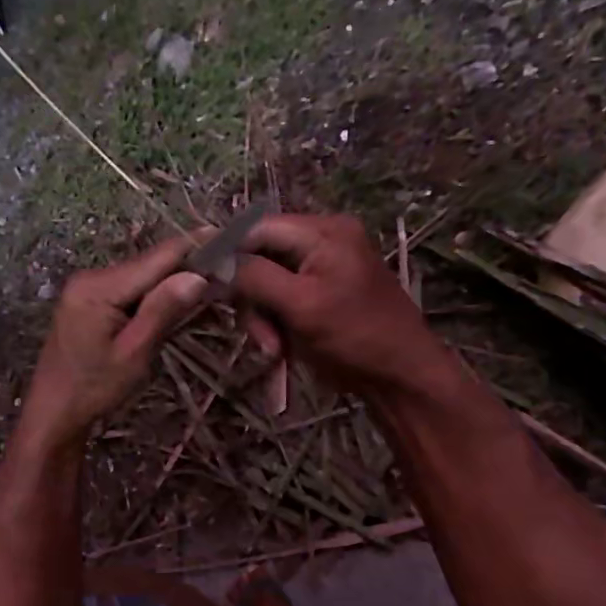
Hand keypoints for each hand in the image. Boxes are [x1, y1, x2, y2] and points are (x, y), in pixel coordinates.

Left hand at [17, 234, 210, 449]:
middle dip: (187, 265)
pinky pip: (130, 288)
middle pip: (149, 263)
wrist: (53, 412)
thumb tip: (197, 276)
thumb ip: (163, 311)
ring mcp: (88, 286)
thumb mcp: (134, 353)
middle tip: (227, 271)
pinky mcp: (90, 299)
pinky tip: (177, 300)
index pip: (155, 258)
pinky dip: (155, 293)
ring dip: (173, 280)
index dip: (193, 247)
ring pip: (142, 275)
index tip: (227, 238)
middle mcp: (91, 276)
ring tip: (211, 284)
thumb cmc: (93, 389)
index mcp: (98, 287)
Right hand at [232, 214, 456, 395]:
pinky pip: (283, 299)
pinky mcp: (321, 293)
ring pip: (267, 283)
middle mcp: (323, 239)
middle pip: (260, 257)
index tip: (205, 284)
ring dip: (263, 319)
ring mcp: (323, 267)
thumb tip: (215, 260)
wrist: (400, 377)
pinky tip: (283, 349)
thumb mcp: (301, 304)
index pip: (257, 228)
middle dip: (253, 299)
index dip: (228, 254)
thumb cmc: (355, 336)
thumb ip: (255, 277)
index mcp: (324, 230)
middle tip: (261, 338)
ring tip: (274, 350)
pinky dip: (277, 324)